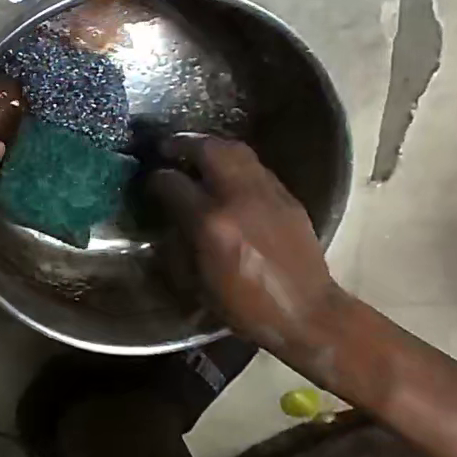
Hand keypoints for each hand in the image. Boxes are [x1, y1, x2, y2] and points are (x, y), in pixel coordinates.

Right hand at [150, 137, 348, 355]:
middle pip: (208, 150)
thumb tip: (170, 215)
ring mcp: (266, 193)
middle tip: (169, 147)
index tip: (150, 180)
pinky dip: (236, 162)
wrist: (306, 313)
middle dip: (184, 143)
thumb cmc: (246, 307)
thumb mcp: (199, 282)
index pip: (174, 184)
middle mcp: (238, 198)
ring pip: (235, 150)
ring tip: (198, 152)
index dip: (157, 179)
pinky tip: (229, 173)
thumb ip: (181, 241)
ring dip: (212, 146)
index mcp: (211, 223)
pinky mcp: (287, 196)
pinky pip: (256, 166)